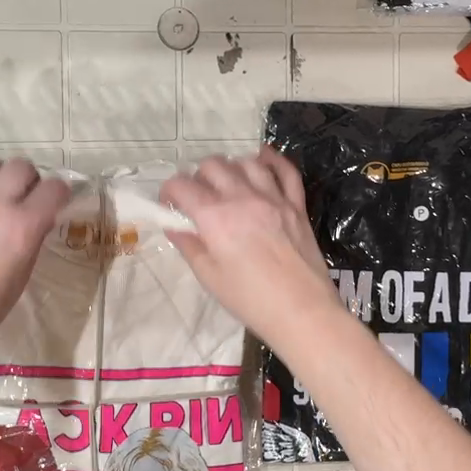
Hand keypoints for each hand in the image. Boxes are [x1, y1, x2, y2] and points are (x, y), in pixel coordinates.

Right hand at [159, 148, 335, 341]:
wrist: (301, 312)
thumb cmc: (249, 300)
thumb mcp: (209, 277)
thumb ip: (189, 245)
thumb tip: (175, 227)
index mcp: (215, 218)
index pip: (182, 186)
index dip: (168, 191)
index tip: (168, 204)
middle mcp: (242, 198)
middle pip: (213, 166)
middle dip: (197, 176)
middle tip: (197, 197)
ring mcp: (273, 198)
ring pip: (246, 163)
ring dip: (230, 168)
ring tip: (226, 183)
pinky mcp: (296, 206)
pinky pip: (286, 171)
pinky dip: (272, 160)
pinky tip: (261, 158)